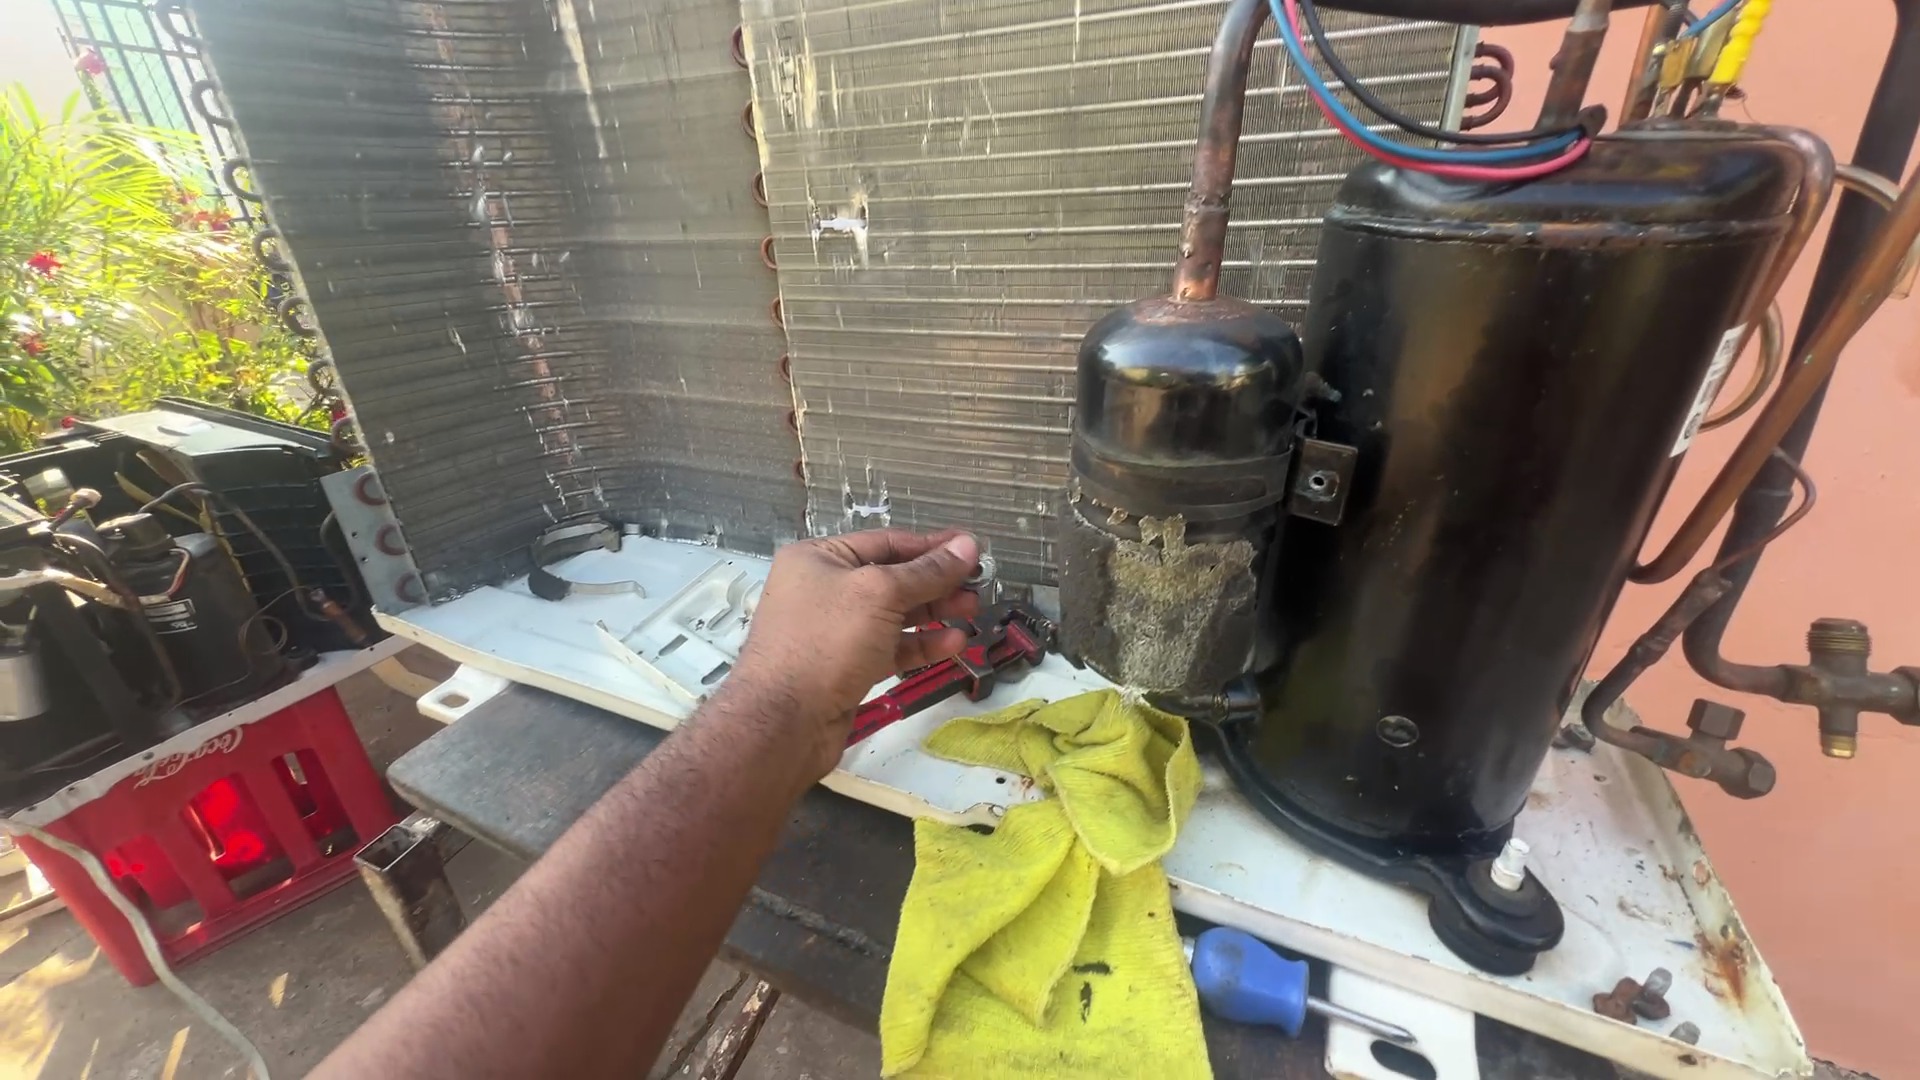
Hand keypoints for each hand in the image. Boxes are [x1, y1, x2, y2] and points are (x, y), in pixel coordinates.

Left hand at [717, 529, 981, 779]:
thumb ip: (928, 571)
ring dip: (935, 613)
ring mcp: (834, 631)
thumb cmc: (826, 642)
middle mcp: (824, 589)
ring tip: (972, 613)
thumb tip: (968, 545)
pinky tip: (953, 643)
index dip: (932, 546)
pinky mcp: (846, 666)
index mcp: (819, 558)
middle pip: (892, 578)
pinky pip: (890, 647)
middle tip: (977, 586)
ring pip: (894, 615)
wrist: (784, 723)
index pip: (886, 542)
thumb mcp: (881, 594)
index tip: (972, 550)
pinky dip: (920, 644)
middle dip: (937, 582)